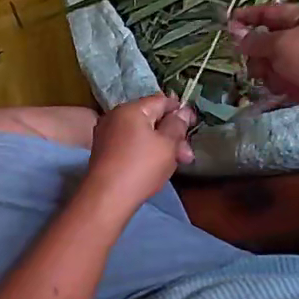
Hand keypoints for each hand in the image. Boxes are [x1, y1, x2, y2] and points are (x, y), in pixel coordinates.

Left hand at [85, 94, 195, 208]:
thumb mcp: (168, 144)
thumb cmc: (142, 167)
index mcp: (132, 109)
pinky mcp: (103, 150)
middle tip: (187, 155)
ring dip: (161, 144)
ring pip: (141, 132)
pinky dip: (145, 150)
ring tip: (176, 163)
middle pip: (151, 118)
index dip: (180, 110)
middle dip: (172, 134)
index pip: (162, 100)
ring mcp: (107, 133)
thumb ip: (177, 125)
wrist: (107, 197)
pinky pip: (130, 143)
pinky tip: (155, 165)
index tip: (194, 124)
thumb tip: (183, 111)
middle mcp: (116, 115)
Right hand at [228, 5, 298, 139]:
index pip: (270, 12)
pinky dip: (280, 85)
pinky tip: (282, 91)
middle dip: (257, 52)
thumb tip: (239, 37)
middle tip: (252, 64)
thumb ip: (257, 41)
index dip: (249, 16)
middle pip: (270, 41)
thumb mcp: (282, 45)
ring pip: (275, 64)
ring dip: (268, 71)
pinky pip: (286, 81)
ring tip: (273, 80)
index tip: (229, 22)